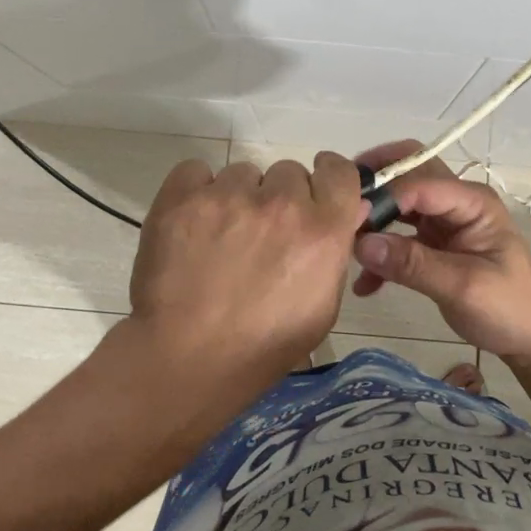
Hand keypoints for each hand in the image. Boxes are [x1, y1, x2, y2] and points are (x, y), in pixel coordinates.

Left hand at [129, 151, 365, 377]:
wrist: (188, 359)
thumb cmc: (264, 345)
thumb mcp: (321, 307)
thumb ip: (334, 251)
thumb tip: (348, 211)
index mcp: (323, 229)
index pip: (339, 172)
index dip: (329, 176)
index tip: (316, 187)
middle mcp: (281, 202)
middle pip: (288, 173)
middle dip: (279, 198)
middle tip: (261, 235)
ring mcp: (229, 196)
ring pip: (242, 175)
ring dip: (237, 198)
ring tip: (219, 238)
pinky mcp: (182, 197)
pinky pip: (195, 172)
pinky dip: (195, 192)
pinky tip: (191, 225)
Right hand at [352, 140, 530, 360]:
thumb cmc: (508, 308)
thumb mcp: (462, 287)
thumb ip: (412, 263)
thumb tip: (361, 243)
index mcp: (471, 202)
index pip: (418, 181)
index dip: (383, 194)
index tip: (348, 216)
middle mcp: (455, 203)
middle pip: (407, 173)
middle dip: (373, 187)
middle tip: (338, 207)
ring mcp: (443, 223)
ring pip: (398, 203)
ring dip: (372, 219)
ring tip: (342, 244)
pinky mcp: (432, 245)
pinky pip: (397, 236)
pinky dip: (380, 254)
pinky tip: (364, 284)